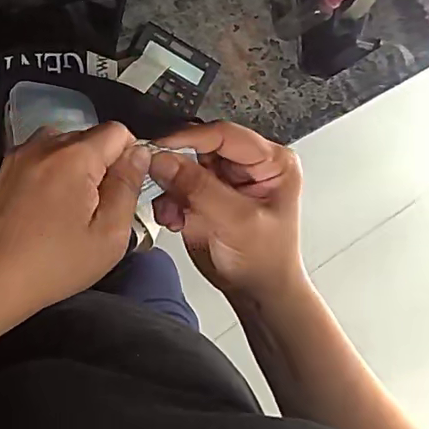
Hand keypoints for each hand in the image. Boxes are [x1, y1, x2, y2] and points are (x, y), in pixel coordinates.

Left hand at [0, 122, 149, 331]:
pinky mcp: (8, 167)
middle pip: (92, 136)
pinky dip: (56, 171)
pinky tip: (52, 206)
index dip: (130, 156)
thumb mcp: (110, 233)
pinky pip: (45, 155)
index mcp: (74, 157)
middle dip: (103, 164)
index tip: (125, 188)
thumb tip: (139, 154)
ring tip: (74, 207)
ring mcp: (22, 154)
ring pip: (68, 145)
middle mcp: (45, 145)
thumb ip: (128, 186)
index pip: (118, 131)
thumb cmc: (55, 264)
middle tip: (99, 207)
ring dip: (79, 167)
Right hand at [150, 121, 305, 301]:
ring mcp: (223, 180)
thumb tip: (165, 159)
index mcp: (270, 161)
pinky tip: (174, 219)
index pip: (223, 135)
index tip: (159, 148)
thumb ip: (199, 188)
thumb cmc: (266, 261)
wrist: (255, 293)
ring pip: (181, 165)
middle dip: (176, 166)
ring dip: (170, 187)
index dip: (189, 138)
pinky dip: (167, 201)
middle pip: (199, 147)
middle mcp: (246, 165)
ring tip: (173, 212)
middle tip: (158, 178)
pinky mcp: (203, 194)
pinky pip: (174, 185)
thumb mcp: (236, 221)